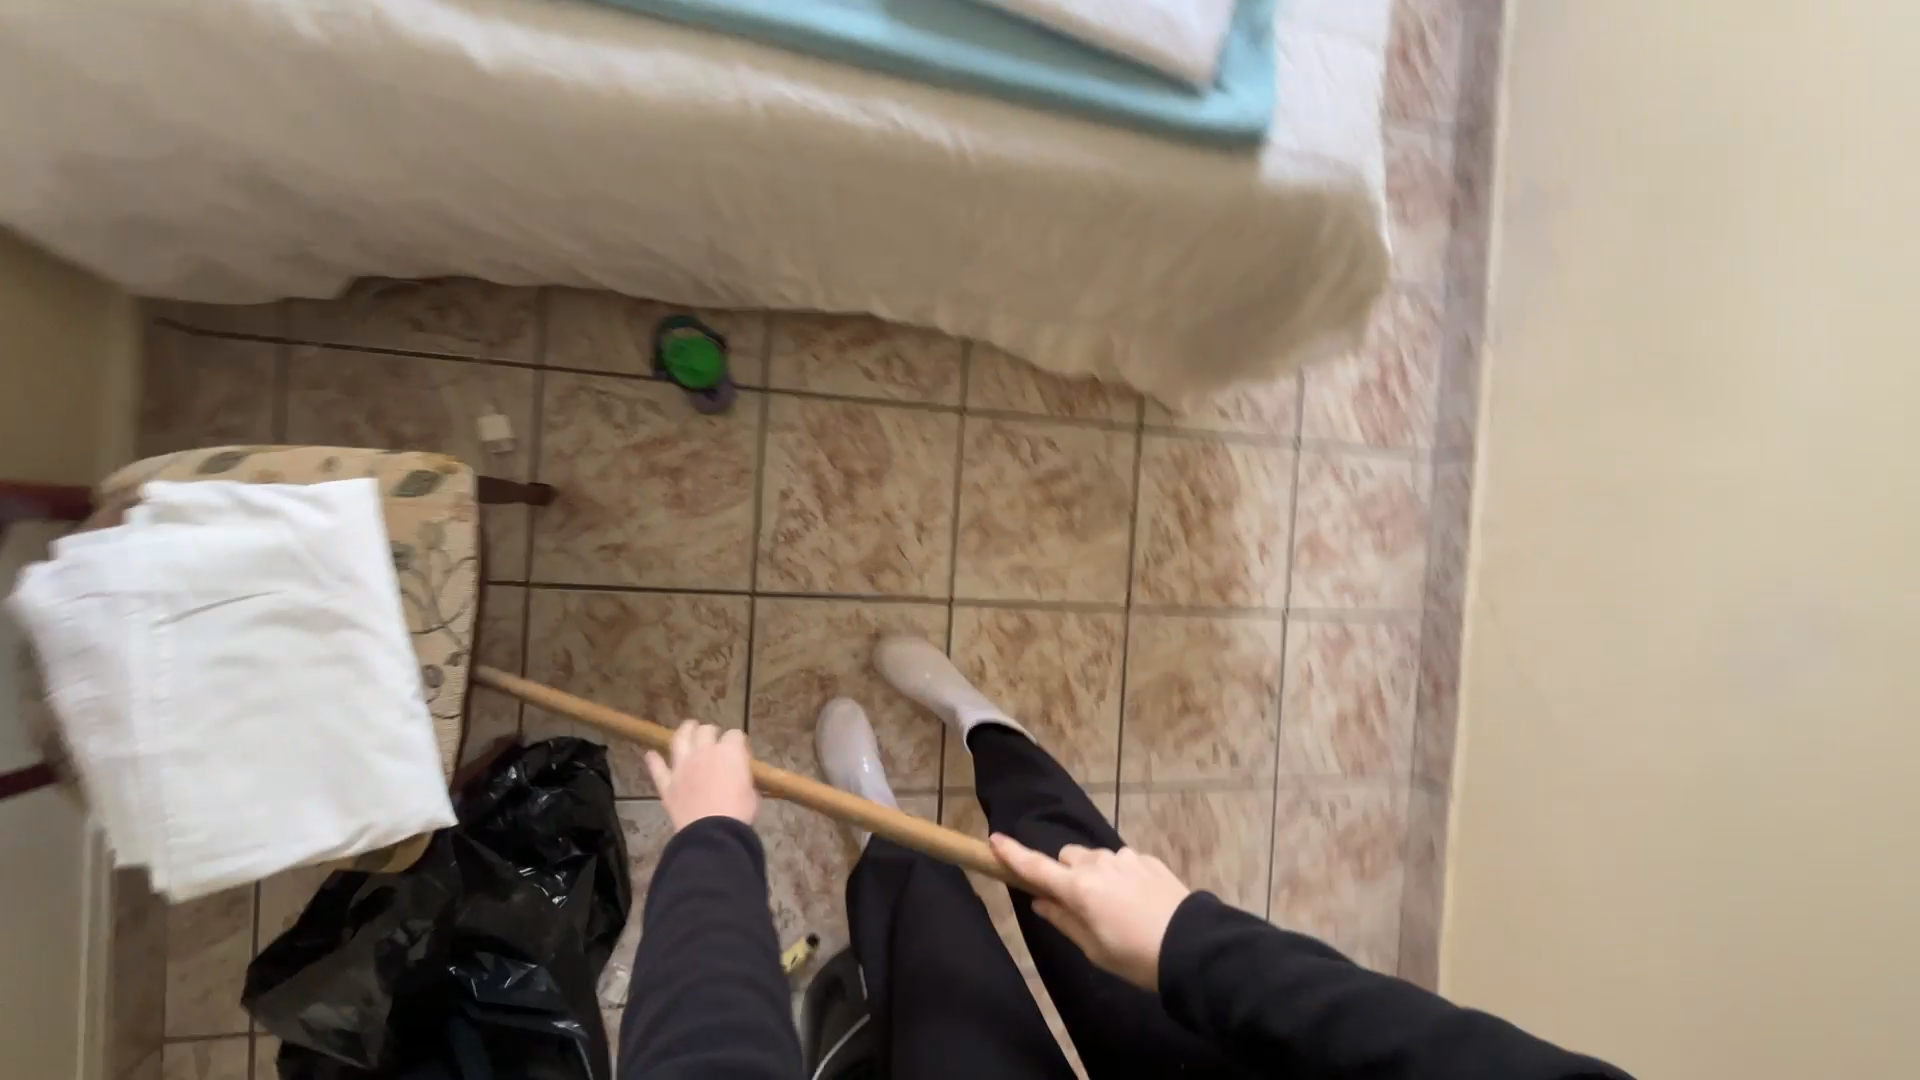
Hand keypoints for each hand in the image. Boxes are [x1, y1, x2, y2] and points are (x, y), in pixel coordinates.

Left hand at [645, 721, 758, 829]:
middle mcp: (704, 752)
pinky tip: (650, 755)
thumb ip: (743, 778)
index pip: (735, 735)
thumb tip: (739, 778)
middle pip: (706, 731)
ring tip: (688, 726)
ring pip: (680, 740)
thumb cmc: (739, 812)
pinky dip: (654, 761)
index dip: (738, 742)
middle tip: (714, 735)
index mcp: (729, 752)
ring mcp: (682, 767)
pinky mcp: (668, 784)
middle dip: (711, 731)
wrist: (713, 833)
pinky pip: (658, 769)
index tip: (741, 752)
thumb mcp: (752, 791)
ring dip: (684, 731)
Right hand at [990, 834, 1190, 991]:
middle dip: (1067, 873)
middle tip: (1081, 904)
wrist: (1192, 947)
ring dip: (1095, 874)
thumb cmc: (1136, 957)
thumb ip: (1063, 920)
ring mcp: (1123, 857)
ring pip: (1095, 858)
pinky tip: (1138, 901)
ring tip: (1116, 907)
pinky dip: (1120, 876)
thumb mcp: (1094, 949)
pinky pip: (1121, 861)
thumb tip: (1040, 902)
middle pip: (1067, 857)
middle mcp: (1097, 864)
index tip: (994, 839)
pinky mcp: (1146, 858)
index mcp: (1079, 888)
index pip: (1036, 866)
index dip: (1013, 853)